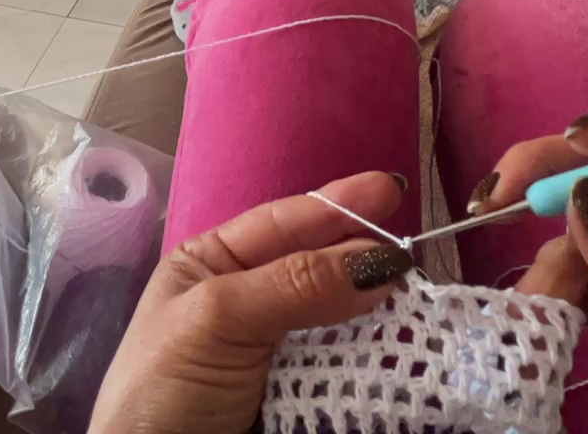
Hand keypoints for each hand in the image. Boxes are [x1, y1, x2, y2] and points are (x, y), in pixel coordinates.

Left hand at [89, 172, 410, 433]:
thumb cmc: (165, 385)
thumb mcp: (218, 318)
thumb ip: (293, 284)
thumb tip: (378, 260)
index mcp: (213, 262)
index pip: (283, 222)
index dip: (336, 204)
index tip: (390, 189)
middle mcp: (247, 297)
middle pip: (316, 265)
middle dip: (362, 253)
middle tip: (417, 247)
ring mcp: (275, 351)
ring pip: (337, 317)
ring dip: (377, 308)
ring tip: (422, 296)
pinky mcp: (297, 398)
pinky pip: (343, 368)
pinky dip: (374, 359)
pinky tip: (403, 347)